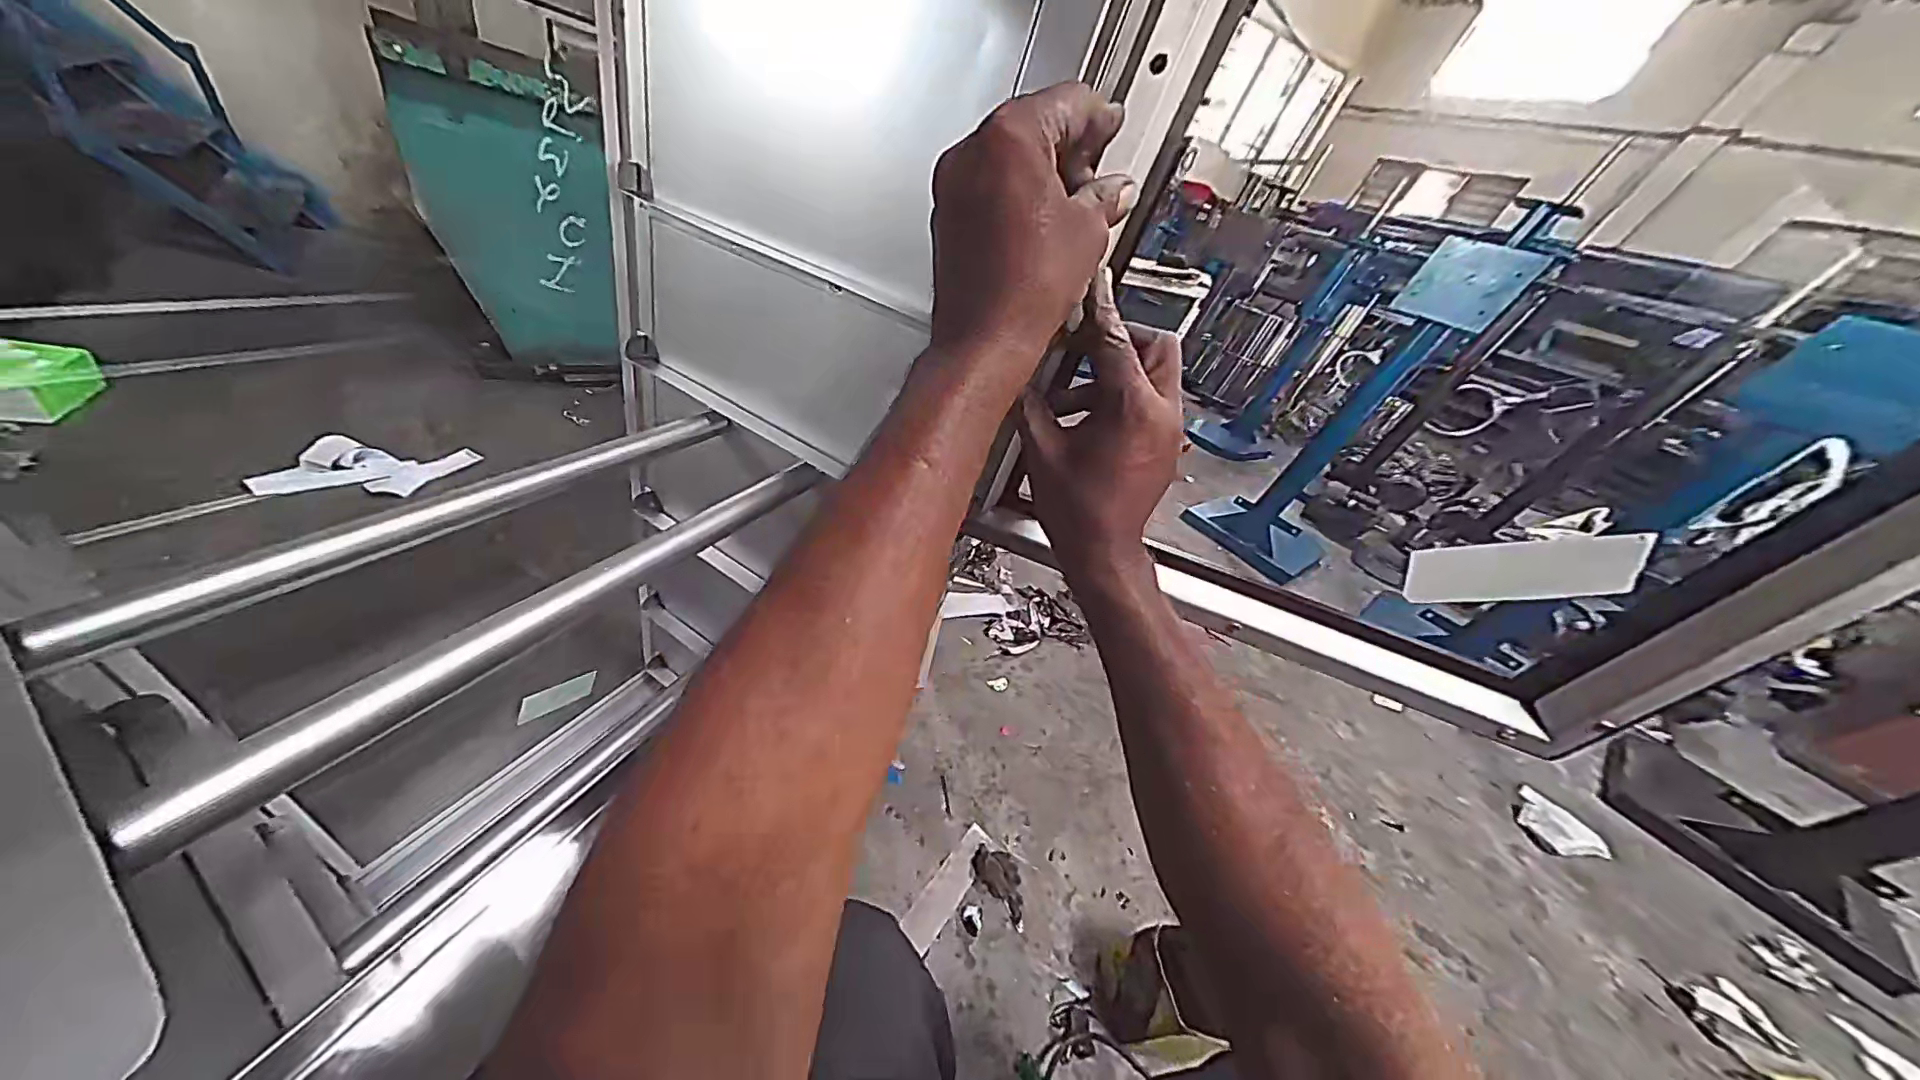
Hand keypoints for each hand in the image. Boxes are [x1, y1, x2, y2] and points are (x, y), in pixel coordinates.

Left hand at [929, 82, 1136, 378]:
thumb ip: (1104, 197)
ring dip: (1042, 175)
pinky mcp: (947, 220)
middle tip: (1096, 172)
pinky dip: (1016, 199)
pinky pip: (988, 191)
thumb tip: (1112, 192)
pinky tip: (1041, 228)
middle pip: (1031, 128)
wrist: (984, 341)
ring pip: (1006, 161)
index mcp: (1008, 140)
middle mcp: (970, 156)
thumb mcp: (1087, 233)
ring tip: (1072, 209)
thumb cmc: (1022, 294)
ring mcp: (953, 189)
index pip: (1066, 102)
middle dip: (1068, 149)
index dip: (1098, 116)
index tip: (1109, 124)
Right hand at [1018, 268, 1183, 572]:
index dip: (1098, 313)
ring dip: (1116, 374)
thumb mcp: (1043, 450)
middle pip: (1157, 346)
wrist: (1103, 552)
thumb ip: (1033, 403)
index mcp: (1133, 410)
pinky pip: (1151, 401)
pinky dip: (1123, 397)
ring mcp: (1168, 430)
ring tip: (1072, 397)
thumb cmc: (1080, 514)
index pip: (1117, 341)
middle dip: (1121, 340)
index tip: (1093, 291)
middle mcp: (1162, 415)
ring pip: (1157, 373)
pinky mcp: (1164, 443)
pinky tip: (1086, 419)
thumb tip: (1023, 376)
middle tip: (1084, 349)